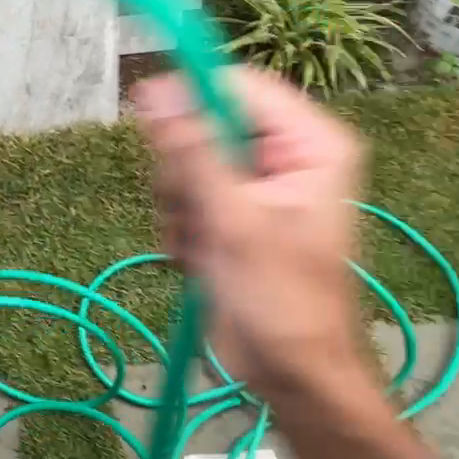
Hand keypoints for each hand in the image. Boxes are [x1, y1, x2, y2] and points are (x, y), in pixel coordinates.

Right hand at [132, 68, 367, 401]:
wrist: (289, 371)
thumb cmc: (280, 301)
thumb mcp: (234, 221)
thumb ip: (192, 152)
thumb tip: (154, 90)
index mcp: (310, 144)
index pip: (241, 87)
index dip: (192, 95)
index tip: (148, 116)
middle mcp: (283, 157)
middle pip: (205, 126)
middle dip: (184, 173)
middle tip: (190, 212)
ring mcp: (253, 187)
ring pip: (186, 164)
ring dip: (179, 207)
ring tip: (198, 246)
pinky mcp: (229, 215)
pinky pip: (184, 196)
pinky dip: (180, 228)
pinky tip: (197, 258)